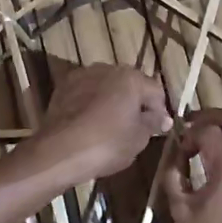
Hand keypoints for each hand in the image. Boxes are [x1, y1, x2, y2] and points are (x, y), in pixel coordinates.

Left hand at [32, 65, 171, 178]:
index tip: (159, 129)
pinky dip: (92, 104)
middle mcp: (108, 69)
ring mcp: (83, 77)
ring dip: (112, 101)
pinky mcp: (62, 89)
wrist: (58, 152)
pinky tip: (91, 124)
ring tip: (112, 125)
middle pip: (130, 85)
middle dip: (135, 102)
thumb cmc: (107, 143)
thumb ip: (153, 123)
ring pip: (106, 87)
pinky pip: (86, 94)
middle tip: (137, 126)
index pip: (155, 91)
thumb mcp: (139, 138)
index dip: (160, 111)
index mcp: (132, 78)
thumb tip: (163, 118)